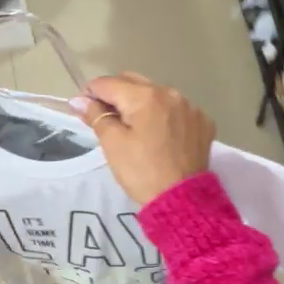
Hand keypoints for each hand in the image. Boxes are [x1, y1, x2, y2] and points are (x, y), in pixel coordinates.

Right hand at [75, 72, 213, 204]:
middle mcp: (171, 93)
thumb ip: (96, 116)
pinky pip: (177, 109)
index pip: (108, 83)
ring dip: (142, 103)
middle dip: (116, 95)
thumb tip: (80, 100)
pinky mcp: (203, 122)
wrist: (182, 200)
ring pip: (157, 94)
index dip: (91, 93)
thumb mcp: (113, 144)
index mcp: (145, 96)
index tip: (83, 109)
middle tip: (106, 117)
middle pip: (134, 83)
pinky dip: (164, 115)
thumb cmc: (142, 172)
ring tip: (134, 127)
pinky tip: (160, 134)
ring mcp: (191, 107)